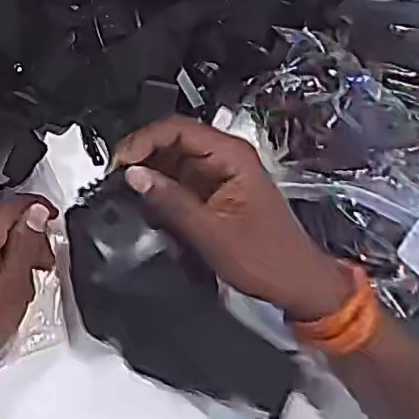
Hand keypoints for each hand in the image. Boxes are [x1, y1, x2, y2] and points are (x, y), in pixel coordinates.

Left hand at [0, 194, 55, 387]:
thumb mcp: (12, 291)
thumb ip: (27, 246)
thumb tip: (36, 215)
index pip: (16, 204)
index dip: (41, 211)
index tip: (55, 222)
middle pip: (4, 214)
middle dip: (28, 235)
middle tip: (43, 263)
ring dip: (12, 245)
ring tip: (24, 279)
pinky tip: (3, 279)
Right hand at [115, 117, 351, 321]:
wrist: (301, 289)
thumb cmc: (268, 261)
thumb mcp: (213, 233)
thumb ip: (170, 201)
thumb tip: (133, 174)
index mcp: (231, 155)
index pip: (177, 129)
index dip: (143, 140)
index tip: (121, 161)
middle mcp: (223, 157)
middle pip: (169, 140)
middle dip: (141, 156)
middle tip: (117, 175)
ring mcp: (216, 172)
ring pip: (168, 158)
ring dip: (147, 172)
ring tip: (128, 190)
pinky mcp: (210, 189)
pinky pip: (175, 177)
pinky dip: (158, 187)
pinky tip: (147, 202)